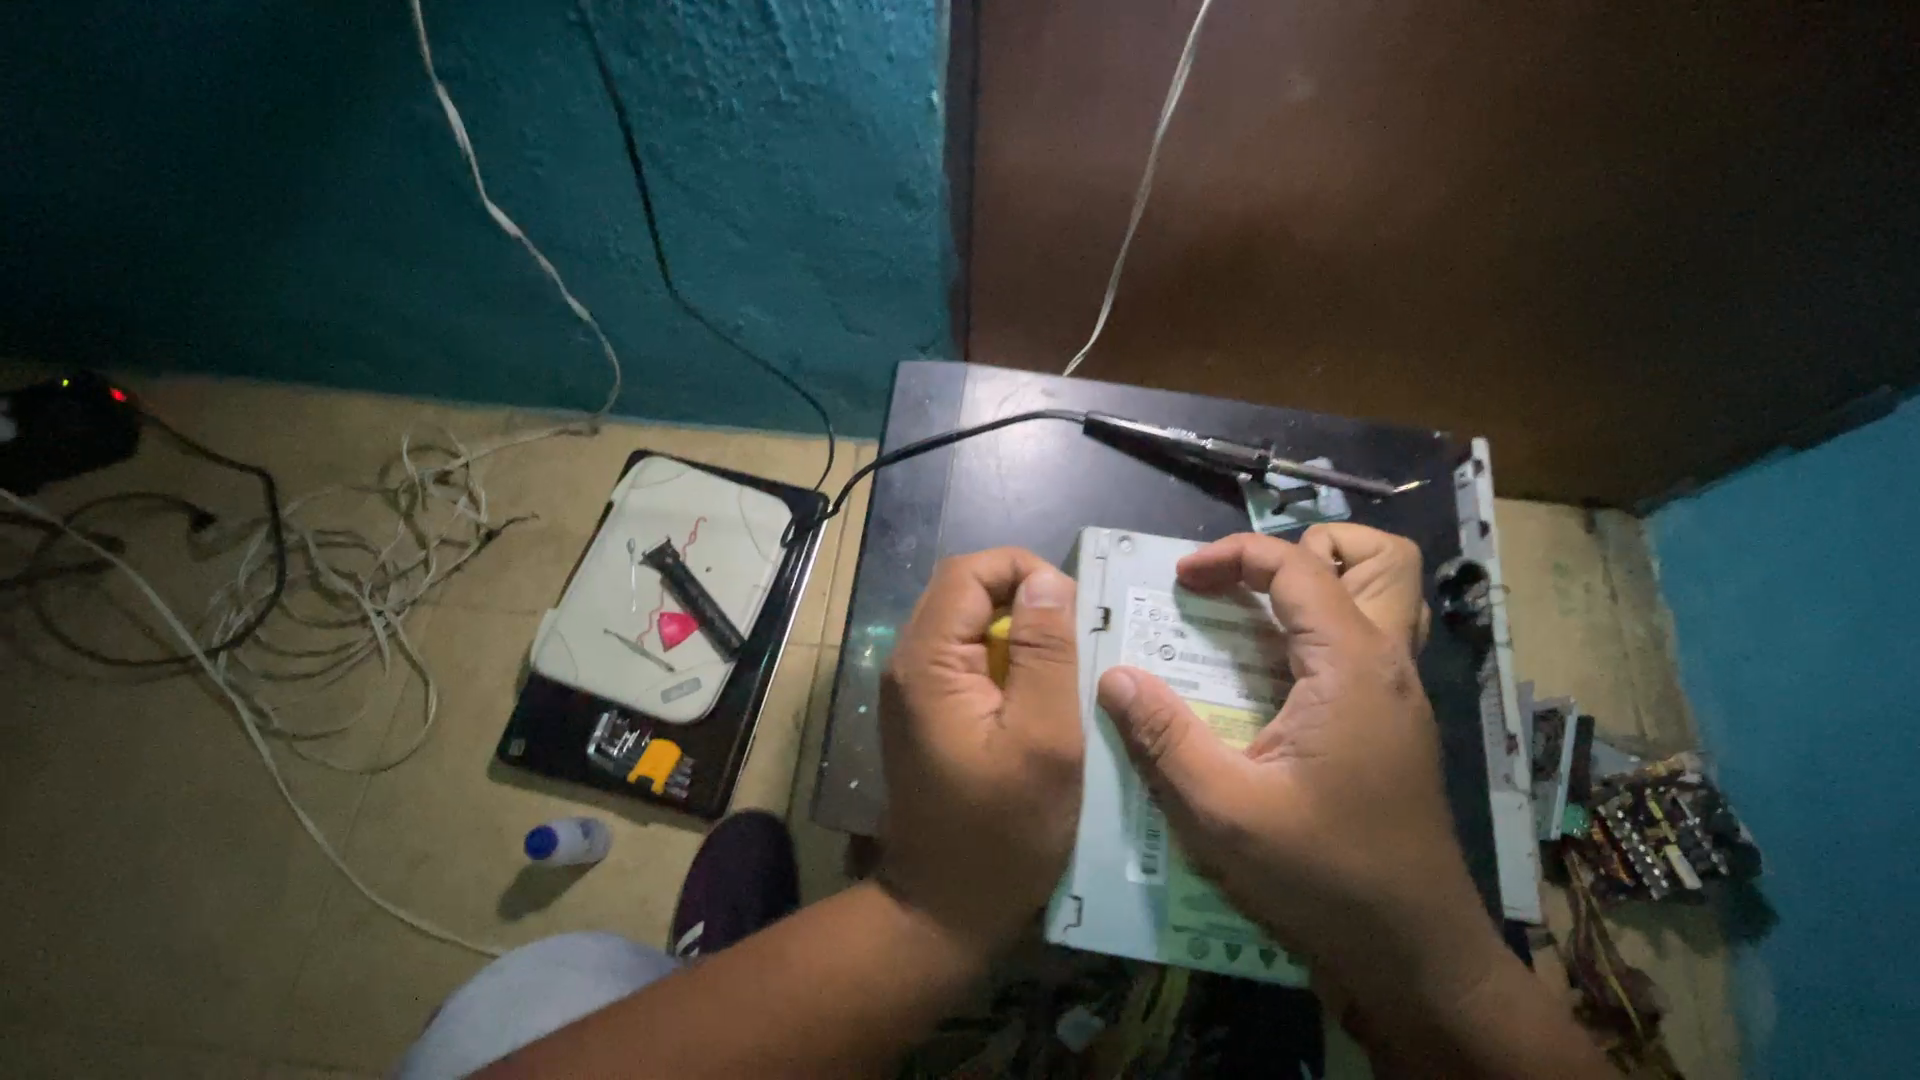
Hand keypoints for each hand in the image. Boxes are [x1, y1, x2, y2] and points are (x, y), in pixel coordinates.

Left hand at [878, 548, 1083, 952]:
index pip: (968, 572)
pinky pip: (965, 660)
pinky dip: (1005, 662)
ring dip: (1017, 632)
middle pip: (962, 593)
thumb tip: (1047, 581)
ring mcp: (913, 690)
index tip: (1071, 607)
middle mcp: (908, 664)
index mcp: (928, 662)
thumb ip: (1047, 653)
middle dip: (1022, 599)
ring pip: (966, 625)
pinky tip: (1039, 693)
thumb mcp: (1044, 739)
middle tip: (1075, 636)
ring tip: (1065, 664)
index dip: (1022, 571)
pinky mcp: (925, 712)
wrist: (945, 908)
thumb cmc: (1003, 831)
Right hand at [1096, 531, 1502, 1017]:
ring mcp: (1397, 696)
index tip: (1180, 581)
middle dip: (1306, 549)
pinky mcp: (1393, 725)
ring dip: (1323, 585)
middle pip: (1377, 559)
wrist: (1413, 955)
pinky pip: (1367, 643)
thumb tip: (1113, 677)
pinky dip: (1320, 632)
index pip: (1298, 565)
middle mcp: (1387, 665)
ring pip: (1384, 597)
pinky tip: (1271, 680)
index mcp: (1351, 666)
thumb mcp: (1223, 811)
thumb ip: (1164, 738)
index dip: (1233, 555)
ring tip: (1258, 616)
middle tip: (1244, 584)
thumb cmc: (1323, 876)